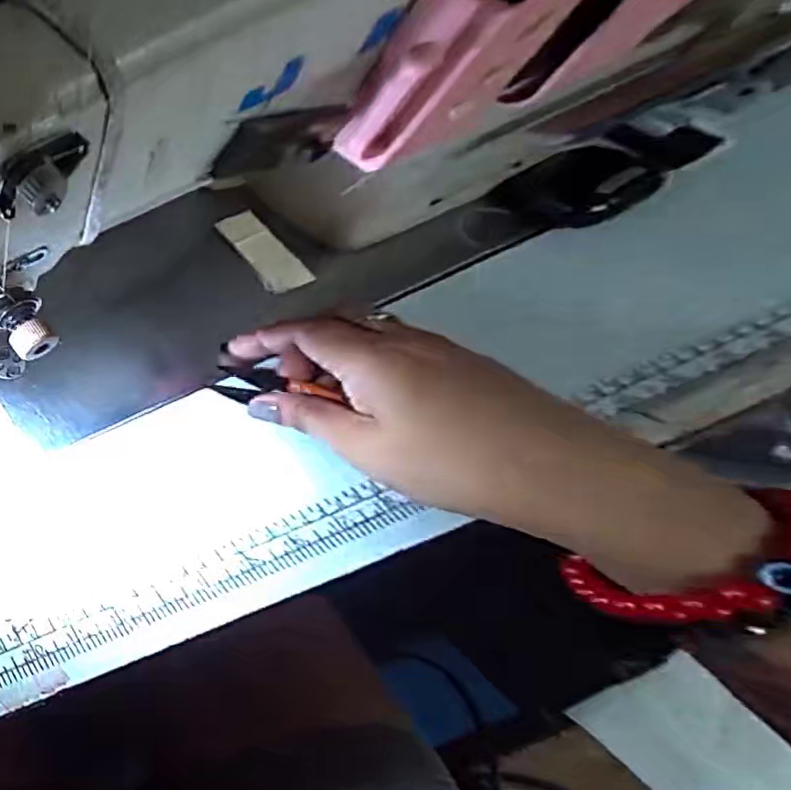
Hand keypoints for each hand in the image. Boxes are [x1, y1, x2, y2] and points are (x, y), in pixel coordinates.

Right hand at [225, 316, 770, 591]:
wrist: (559, 468)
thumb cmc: (447, 461)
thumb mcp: (363, 446)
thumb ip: (307, 416)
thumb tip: (260, 401)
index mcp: (370, 356)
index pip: (302, 331)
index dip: (262, 338)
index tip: (232, 351)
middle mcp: (399, 338)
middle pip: (332, 321)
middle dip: (296, 344)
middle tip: (285, 385)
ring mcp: (433, 346)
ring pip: (364, 332)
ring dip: (330, 353)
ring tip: (326, 399)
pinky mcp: (456, 361)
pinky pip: (391, 345)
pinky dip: (361, 361)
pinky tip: (370, 400)